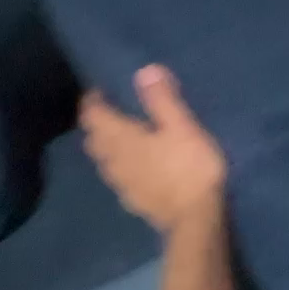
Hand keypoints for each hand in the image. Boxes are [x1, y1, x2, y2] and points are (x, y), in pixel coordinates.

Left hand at [80, 65, 226, 235]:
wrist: (196, 219)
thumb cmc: (190, 166)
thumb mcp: (183, 126)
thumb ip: (162, 99)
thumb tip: (143, 70)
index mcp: (121, 138)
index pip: (93, 115)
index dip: (93, 100)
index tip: (99, 89)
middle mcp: (114, 160)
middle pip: (94, 139)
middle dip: (98, 123)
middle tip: (112, 110)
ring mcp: (122, 184)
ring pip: (104, 160)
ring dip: (108, 146)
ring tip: (124, 137)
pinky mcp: (134, 200)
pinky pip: (119, 177)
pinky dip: (122, 166)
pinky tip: (138, 167)